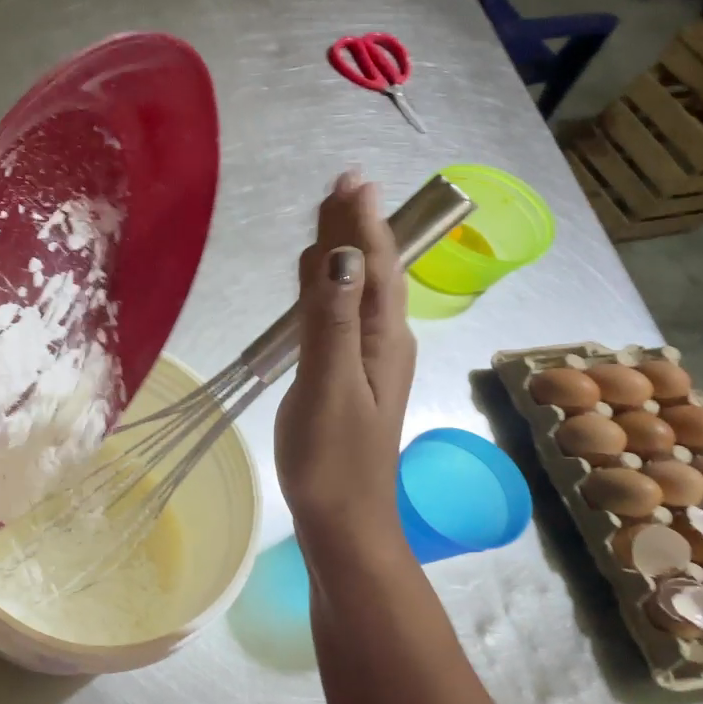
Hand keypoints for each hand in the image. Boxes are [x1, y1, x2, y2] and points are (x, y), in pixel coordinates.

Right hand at [275, 170, 415, 539]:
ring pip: (359, 295)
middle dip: (357, 229)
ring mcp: (369, 365)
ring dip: (346, 257)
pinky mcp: (351, 381)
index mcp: (381, 340)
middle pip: (372, 274)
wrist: (344, 523)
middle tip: (340, 189)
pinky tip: (318, 291)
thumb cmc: (332, 459)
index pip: (373, 267)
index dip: (361, 223)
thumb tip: (340, 255)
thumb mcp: (329, 386)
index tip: (351, 180)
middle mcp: (384, 344)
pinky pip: (344, 319)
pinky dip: (331, 291)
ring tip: (330, 224)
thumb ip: (331, 321)